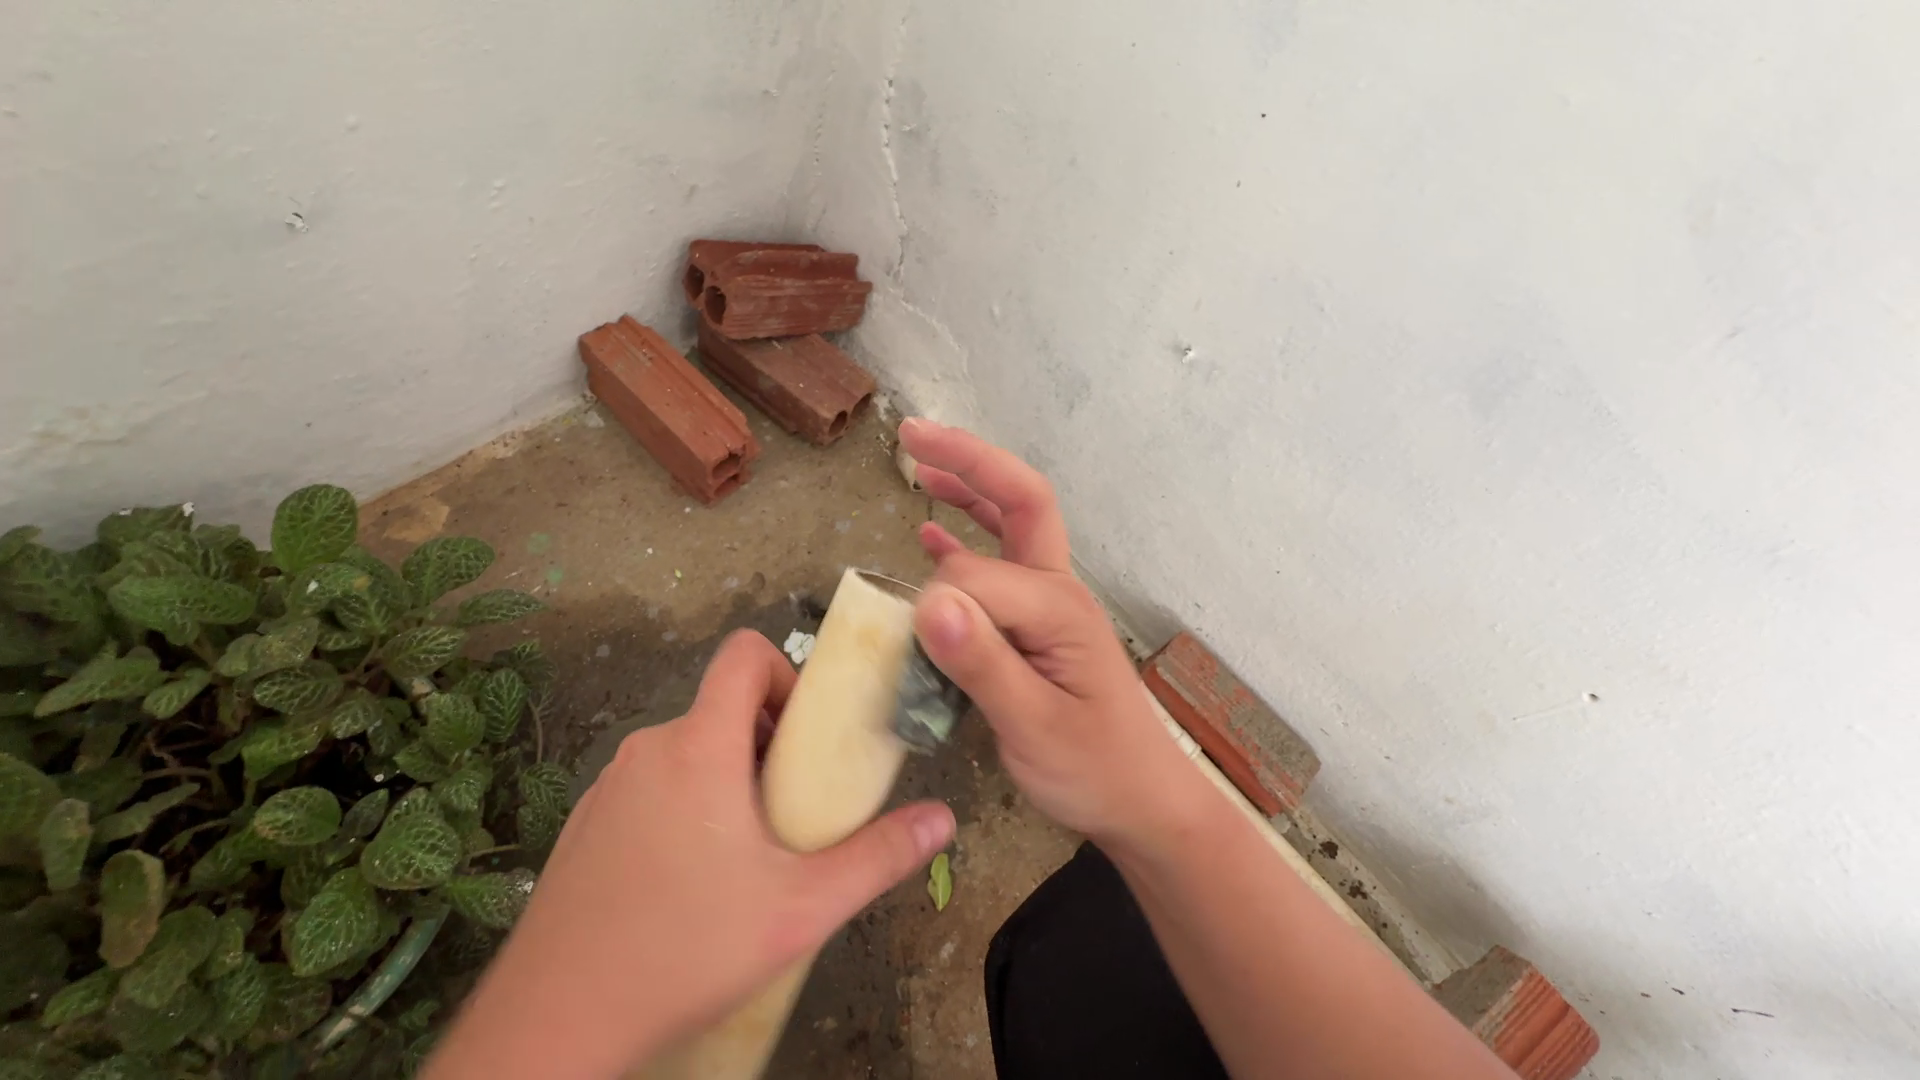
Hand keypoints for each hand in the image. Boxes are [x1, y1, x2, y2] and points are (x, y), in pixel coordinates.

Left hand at [426, 631, 955, 1079]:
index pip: (744, 654)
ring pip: (688, 750)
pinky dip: (685, 806)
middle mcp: (649, 749)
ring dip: (728, 778)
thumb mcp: (802, 908)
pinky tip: (689, 884)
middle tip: (794, 811)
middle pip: (723, 707)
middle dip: (770, 742)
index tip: (809, 735)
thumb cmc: (686, 950)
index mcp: (700, 746)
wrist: (551, 1027)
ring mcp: (609, 787)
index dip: (787, 674)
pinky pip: (652, 787)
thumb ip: (879, 856)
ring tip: (747, 856)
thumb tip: (944, 818)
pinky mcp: (585, 825)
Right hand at [899, 419, 1207, 846]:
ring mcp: (1050, 605)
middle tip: (912, 434)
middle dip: (970, 460)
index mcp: (1057, 607)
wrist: (1140, 800)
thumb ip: (982, 663)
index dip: (937, 599)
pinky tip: (930, 536)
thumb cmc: (1092, 768)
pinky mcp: (1039, 624)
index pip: (980, 575)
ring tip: (919, 465)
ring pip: (1010, 525)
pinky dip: (963, 542)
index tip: (910, 642)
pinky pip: (999, 566)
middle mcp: (1056, 590)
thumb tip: (929, 599)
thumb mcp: (1033, 726)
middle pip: (1020, 501)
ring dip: (968, 489)